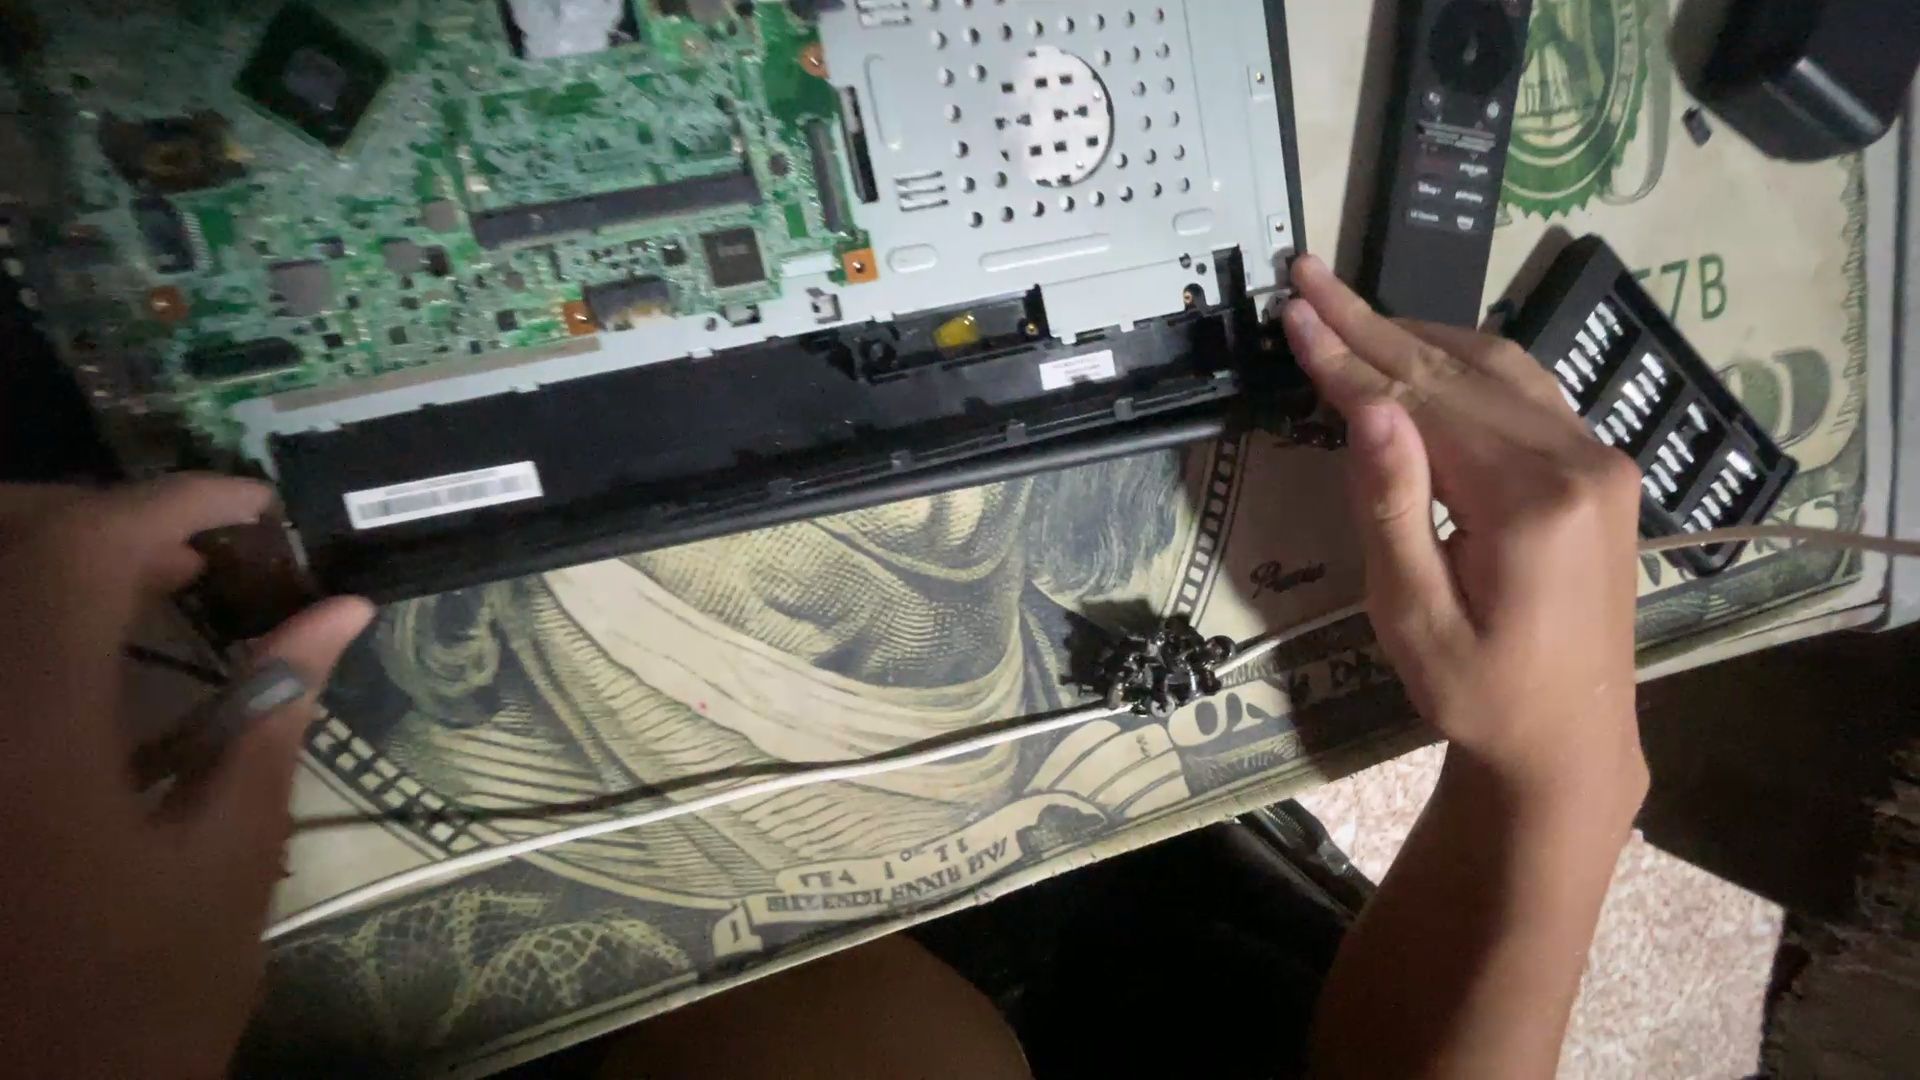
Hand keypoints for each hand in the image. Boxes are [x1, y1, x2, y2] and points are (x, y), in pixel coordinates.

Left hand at [0, 475, 371, 1078]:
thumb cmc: (138, 992)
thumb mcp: (230, 851)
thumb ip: (276, 712)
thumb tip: (343, 610)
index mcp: (20, 747)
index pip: (69, 558)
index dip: (171, 504)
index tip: (260, 507)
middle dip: (102, 518)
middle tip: (211, 545)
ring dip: (62, 562)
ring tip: (169, 582)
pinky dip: (28, 617)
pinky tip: (93, 639)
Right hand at [1282, 256, 1646, 806]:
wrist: (1567, 739)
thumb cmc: (1473, 689)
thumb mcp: (1410, 612)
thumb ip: (1391, 506)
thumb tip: (1370, 410)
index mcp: (1527, 499)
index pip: (1414, 404)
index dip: (1343, 358)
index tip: (1293, 310)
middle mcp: (1575, 458)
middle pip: (1451, 371)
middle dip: (1369, 323)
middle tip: (1308, 277)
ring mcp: (1593, 458)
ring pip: (1490, 368)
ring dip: (1410, 334)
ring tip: (1346, 306)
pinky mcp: (1591, 469)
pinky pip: (1518, 391)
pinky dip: (1455, 361)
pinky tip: (1418, 350)